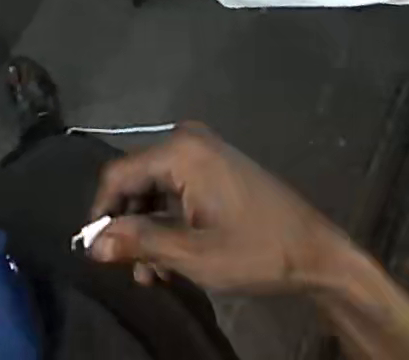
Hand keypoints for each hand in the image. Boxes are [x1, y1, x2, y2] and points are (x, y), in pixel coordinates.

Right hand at [86, 124, 353, 295]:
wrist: (316, 250)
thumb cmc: (256, 250)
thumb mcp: (193, 255)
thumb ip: (140, 244)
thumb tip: (92, 244)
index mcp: (179, 151)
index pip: (118, 175)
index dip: (102, 212)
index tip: (98, 252)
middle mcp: (184, 138)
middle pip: (135, 179)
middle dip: (129, 224)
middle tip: (134, 269)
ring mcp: (200, 147)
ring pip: (152, 185)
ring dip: (147, 226)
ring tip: (154, 271)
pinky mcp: (211, 161)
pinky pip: (173, 183)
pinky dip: (166, 215)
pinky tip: (170, 253)